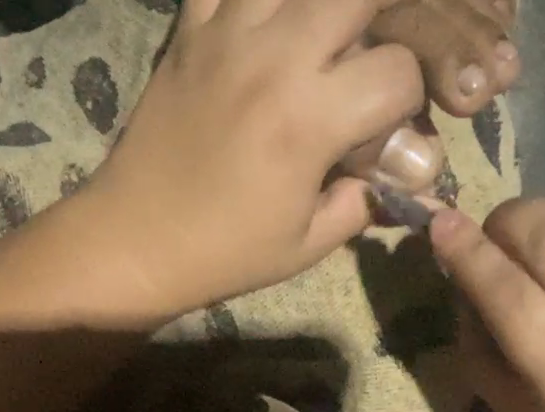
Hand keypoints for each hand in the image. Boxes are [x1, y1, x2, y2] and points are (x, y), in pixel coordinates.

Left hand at [81, 0, 424, 315]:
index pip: (400, 71)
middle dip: (391, 19)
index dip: (410, 98)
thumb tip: (406, 174)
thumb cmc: (223, 254)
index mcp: (308, 120)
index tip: (390, 125)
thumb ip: (364, 201)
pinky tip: (271, 19)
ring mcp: (226, 33)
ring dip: (325, 4)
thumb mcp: (306, 244)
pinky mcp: (190, 28)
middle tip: (376, 55)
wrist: (134, 241)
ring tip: (327, 37)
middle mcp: (273, 59)